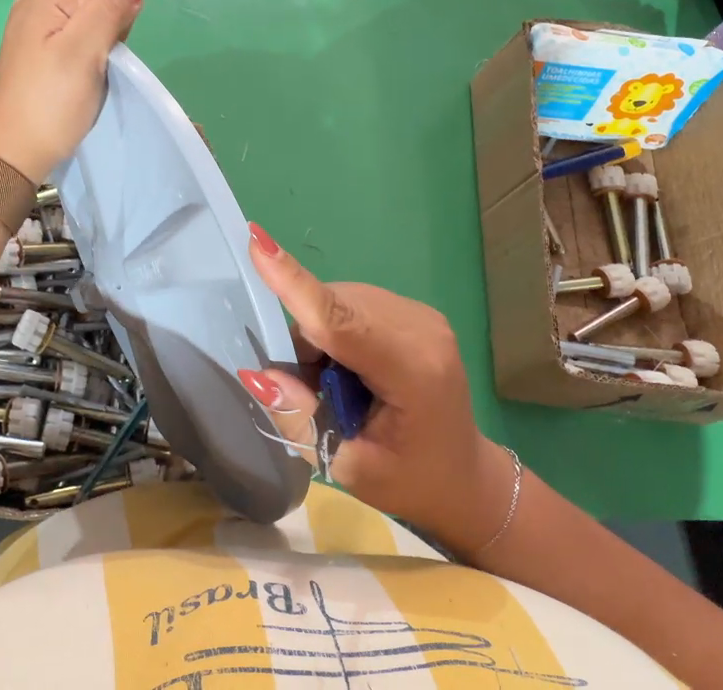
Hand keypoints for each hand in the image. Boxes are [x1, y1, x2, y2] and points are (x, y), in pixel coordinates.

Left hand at [0, 0, 151, 182]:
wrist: (15, 152)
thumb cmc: (54, 100)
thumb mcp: (86, 50)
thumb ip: (111, 10)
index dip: (115, 30)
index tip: (104, 60)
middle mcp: (33, 6)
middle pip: (95, 13)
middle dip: (105, 42)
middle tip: (92, 74)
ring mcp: (30, 33)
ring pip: (86, 35)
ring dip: (94, 58)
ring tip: (82, 84)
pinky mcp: (31, 58)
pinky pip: (71, 51)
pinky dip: (80, 68)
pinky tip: (71, 86)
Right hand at [238, 223, 515, 551]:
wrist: (464, 477)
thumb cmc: (409, 480)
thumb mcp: (350, 466)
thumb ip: (303, 419)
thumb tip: (259, 375)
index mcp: (412, 370)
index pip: (340, 321)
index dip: (295, 284)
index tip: (257, 241)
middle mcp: (420, 327)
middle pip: (331, 307)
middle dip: (304, 340)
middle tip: (314, 392)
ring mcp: (420, 314)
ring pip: (337, 302)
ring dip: (319, 336)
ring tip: (337, 387)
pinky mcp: (414, 311)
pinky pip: (351, 304)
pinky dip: (335, 331)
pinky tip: (352, 369)